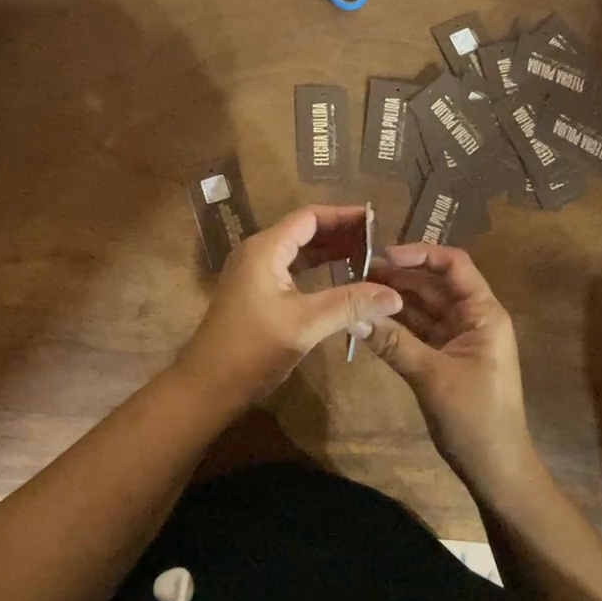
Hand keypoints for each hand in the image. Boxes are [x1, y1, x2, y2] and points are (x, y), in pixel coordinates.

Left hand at [174, 205, 402, 407]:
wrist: (207, 385)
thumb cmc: (252, 349)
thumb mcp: (305, 324)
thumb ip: (349, 304)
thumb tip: (394, 295)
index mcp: (266, 249)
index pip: (309, 217)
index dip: (343, 215)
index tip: (376, 220)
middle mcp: (258, 252)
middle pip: (304, 230)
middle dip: (340, 233)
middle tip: (378, 241)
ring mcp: (254, 272)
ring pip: (298, 251)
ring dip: (330, 251)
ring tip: (367, 256)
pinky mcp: (256, 291)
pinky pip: (291, 269)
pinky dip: (316, 269)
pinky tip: (340, 279)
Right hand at [364, 243, 536, 492]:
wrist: (496, 471)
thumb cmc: (475, 418)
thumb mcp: (432, 377)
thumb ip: (393, 343)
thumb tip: (354, 316)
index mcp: (483, 313)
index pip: (453, 265)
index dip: (420, 254)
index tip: (384, 256)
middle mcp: (471, 318)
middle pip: (432, 283)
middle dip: (397, 276)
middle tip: (355, 272)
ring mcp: (456, 338)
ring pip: (421, 306)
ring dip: (392, 300)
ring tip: (355, 291)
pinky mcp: (443, 357)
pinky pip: (415, 330)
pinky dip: (393, 325)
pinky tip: (365, 320)